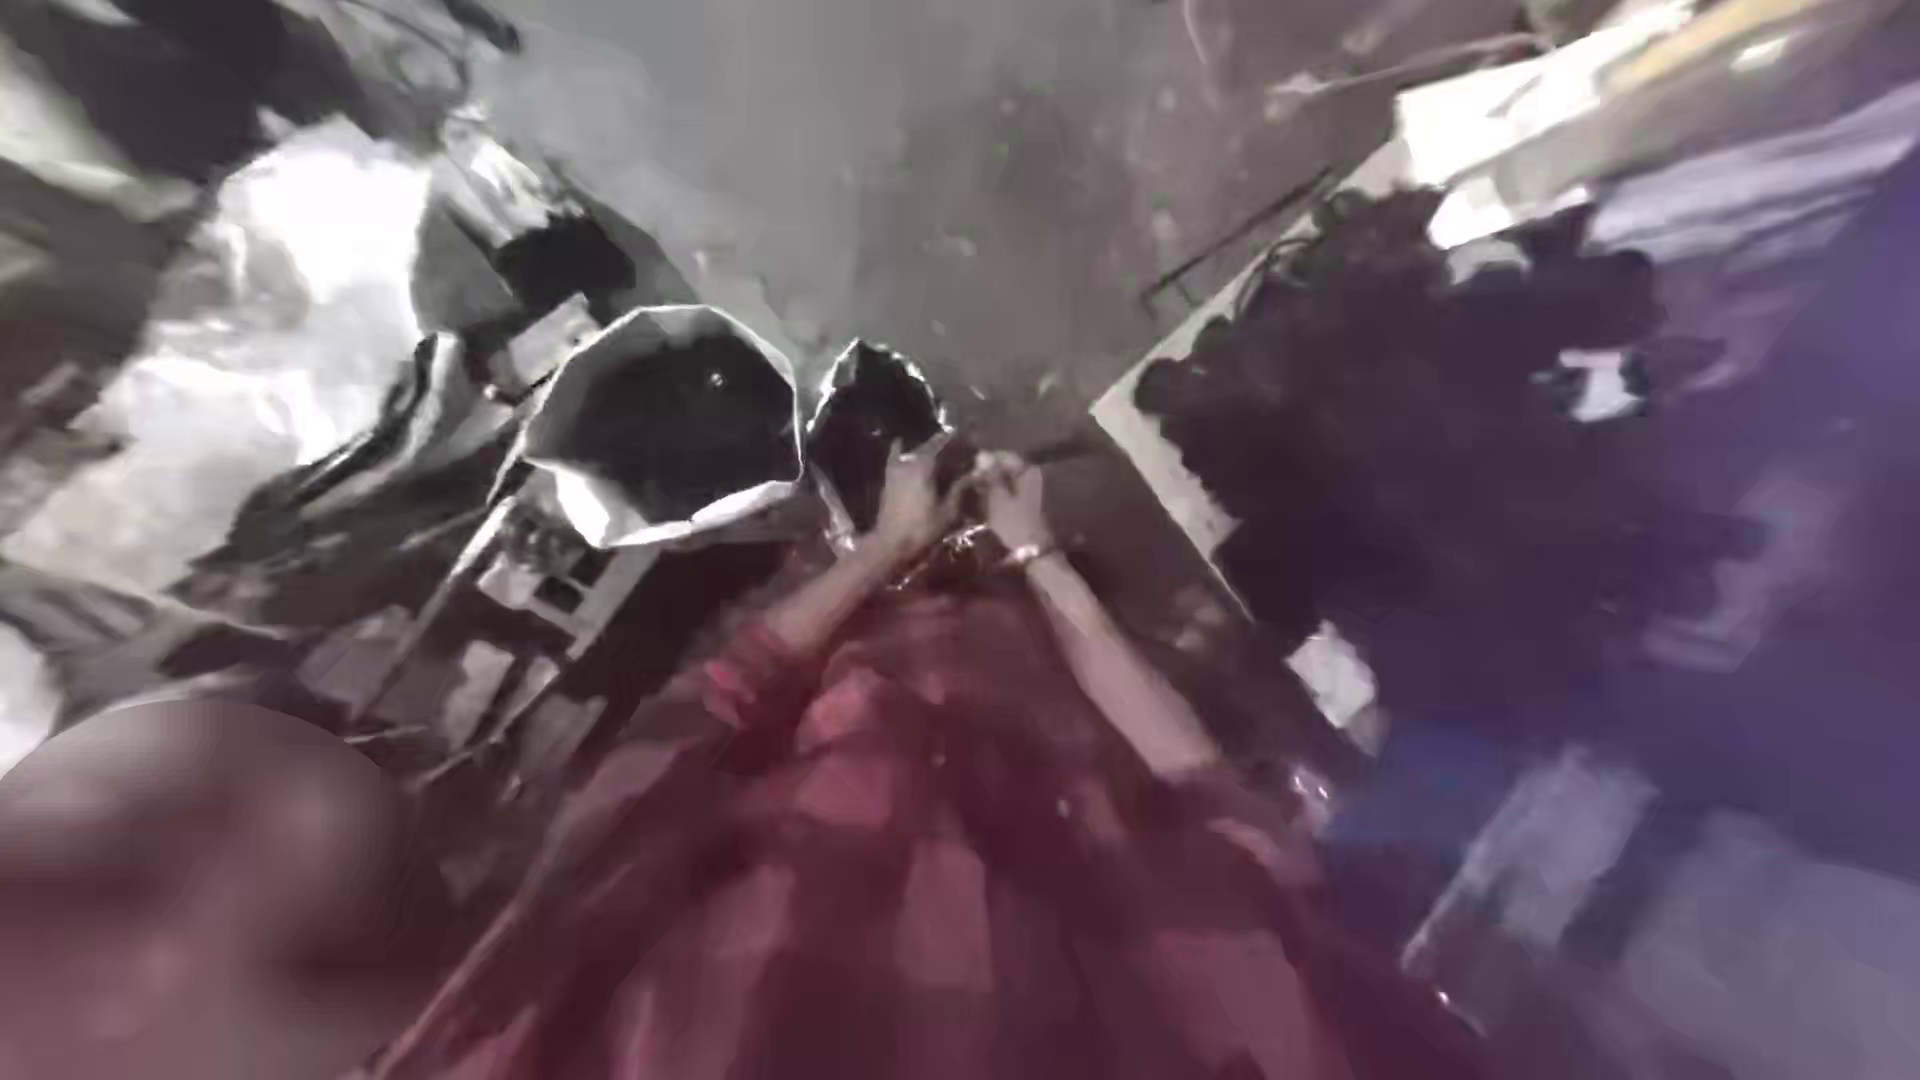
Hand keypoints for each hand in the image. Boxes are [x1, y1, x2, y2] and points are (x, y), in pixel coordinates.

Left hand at [868, 433, 959, 561]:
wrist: (890, 544)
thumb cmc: (922, 529)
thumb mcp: (948, 512)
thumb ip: (960, 488)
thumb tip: (975, 472)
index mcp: (924, 466)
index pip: (943, 443)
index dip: (957, 440)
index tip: (969, 440)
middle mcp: (908, 462)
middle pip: (928, 446)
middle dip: (944, 446)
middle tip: (959, 449)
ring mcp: (895, 469)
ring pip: (913, 452)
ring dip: (927, 450)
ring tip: (940, 454)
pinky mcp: (888, 479)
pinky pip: (895, 458)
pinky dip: (899, 450)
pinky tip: (901, 444)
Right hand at [976, 451, 1053, 552]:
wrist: (1032, 552)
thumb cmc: (1014, 523)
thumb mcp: (997, 498)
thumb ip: (990, 475)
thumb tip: (981, 455)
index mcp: (1028, 471)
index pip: (1004, 455)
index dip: (985, 460)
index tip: (969, 468)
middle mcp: (1032, 477)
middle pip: (1006, 468)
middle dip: (988, 473)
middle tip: (970, 481)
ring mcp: (1032, 491)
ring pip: (1007, 481)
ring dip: (992, 486)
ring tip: (975, 493)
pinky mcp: (1028, 505)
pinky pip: (1010, 493)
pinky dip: (998, 496)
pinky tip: (986, 503)